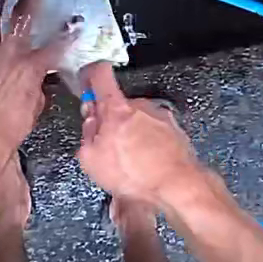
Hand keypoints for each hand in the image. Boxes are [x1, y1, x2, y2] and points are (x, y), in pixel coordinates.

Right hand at [76, 63, 209, 210]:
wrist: (176, 186)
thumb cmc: (136, 174)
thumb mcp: (91, 159)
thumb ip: (87, 134)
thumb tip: (89, 126)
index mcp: (117, 109)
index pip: (101, 74)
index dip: (90, 76)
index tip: (87, 84)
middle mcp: (141, 107)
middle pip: (119, 105)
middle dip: (111, 121)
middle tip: (107, 144)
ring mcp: (161, 117)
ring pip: (138, 120)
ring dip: (131, 135)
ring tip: (129, 162)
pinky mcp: (175, 131)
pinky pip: (154, 133)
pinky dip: (148, 145)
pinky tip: (145, 165)